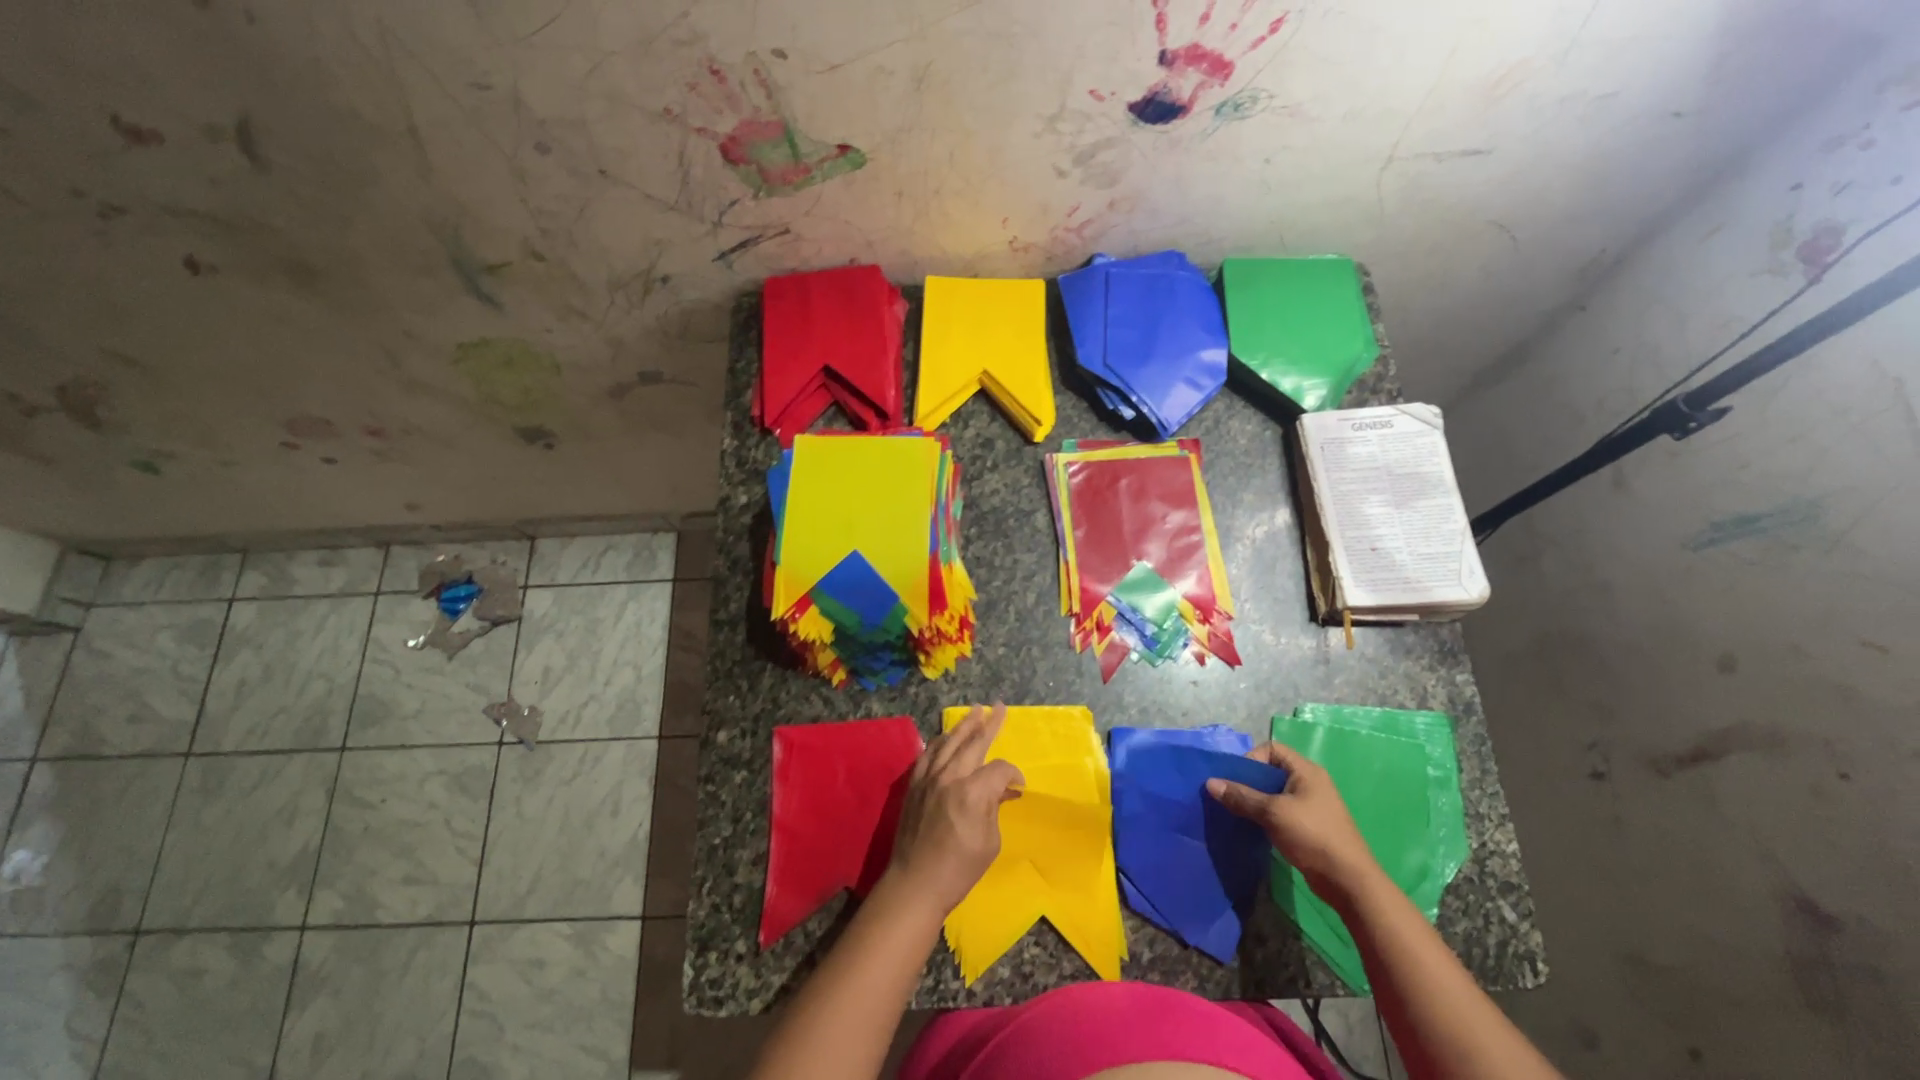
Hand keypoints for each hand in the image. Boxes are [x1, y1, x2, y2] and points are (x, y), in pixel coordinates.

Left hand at [885, 705, 1024, 916]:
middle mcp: (949, 777)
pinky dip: (940, 743)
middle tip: (999, 707)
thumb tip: (1001, 793)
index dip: (1013, 775)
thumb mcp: (990, 842)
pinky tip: (945, 738)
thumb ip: (994, 809)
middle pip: (972, 743)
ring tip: (975, 711)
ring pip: (947, 743)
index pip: (999, 769)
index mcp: (973, 792)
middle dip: (988, 724)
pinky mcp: (913, 786)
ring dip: (963, 726)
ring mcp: (928, 779)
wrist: (915, 883)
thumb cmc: (959, 869)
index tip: (1019, 787)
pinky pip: (928, 755)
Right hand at [1206, 741, 1380, 901]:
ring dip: (1253, 802)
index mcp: (1305, 771)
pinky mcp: (1307, 826)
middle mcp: (1309, 783)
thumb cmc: (1311, 836)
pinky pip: (1279, 812)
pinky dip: (1263, 817)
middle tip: (1228, 797)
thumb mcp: (1273, 813)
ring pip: (1273, 794)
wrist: (1346, 879)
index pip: (1271, 749)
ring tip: (1235, 813)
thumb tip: (1210, 783)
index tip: (1235, 780)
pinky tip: (1250, 828)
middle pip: (1270, 772)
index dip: (1251, 759)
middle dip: (1247, 782)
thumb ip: (1242, 797)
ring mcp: (1309, 806)